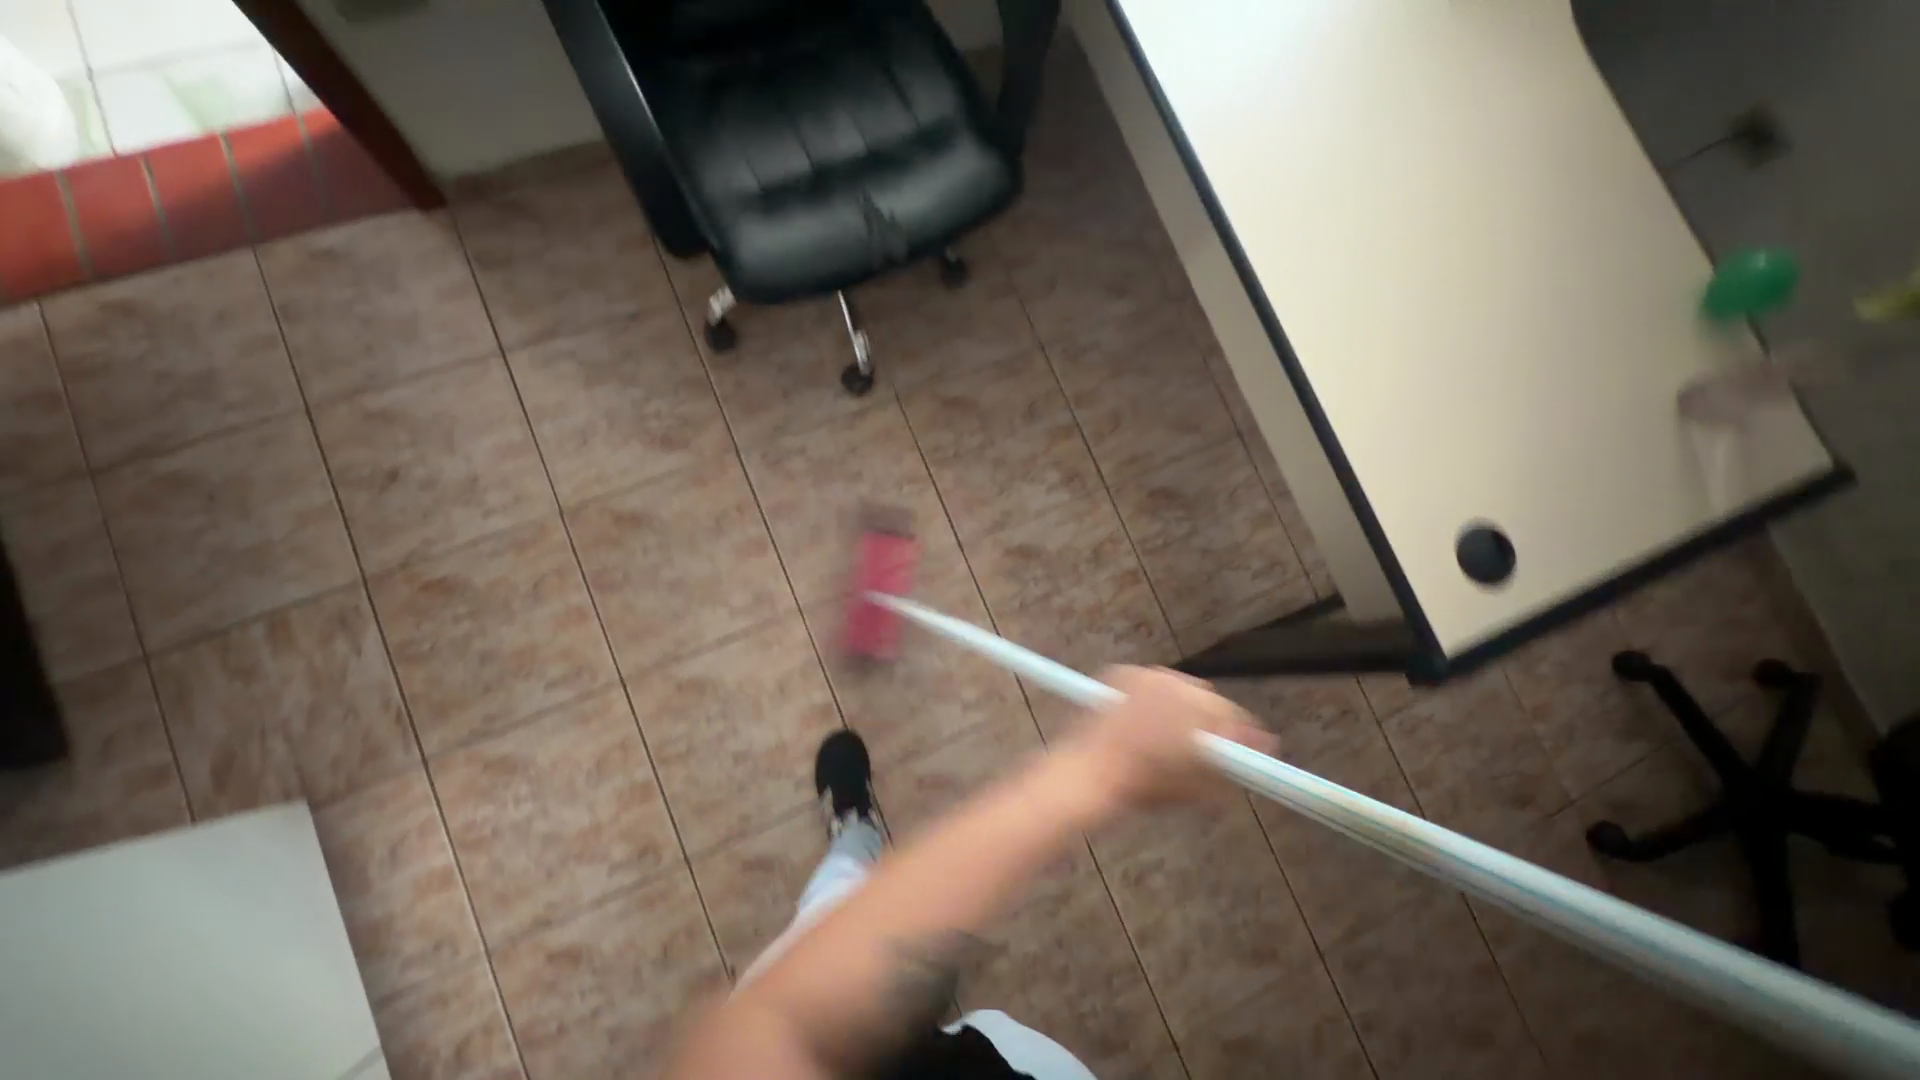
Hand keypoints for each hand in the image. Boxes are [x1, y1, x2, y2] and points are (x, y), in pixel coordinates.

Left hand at [1054, 666, 1276, 815]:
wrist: (1089, 772)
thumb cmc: (1141, 784)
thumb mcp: (1197, 785)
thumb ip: (1232, 766)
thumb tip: (1258, 752)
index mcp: (1197, 711)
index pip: (1234, 716)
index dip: (1241, 734)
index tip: (1246, 746)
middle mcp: (1176, 684)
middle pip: (1208, 699)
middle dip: (1209, 720)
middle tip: (1202, 745)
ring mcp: (1148, 675)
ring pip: (1181, 688)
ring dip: (1182, 706)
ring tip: (1170, 735)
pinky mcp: (1125, 672)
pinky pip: (1152, 682)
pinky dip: (1153, 697)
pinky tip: (1146, 720)